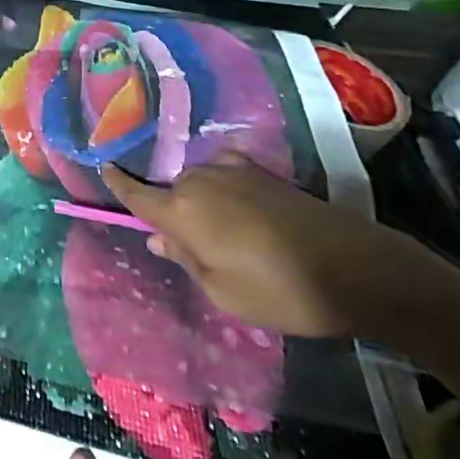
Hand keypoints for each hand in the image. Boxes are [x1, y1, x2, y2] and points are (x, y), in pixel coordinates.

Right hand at [99, 159, 450, 339]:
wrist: (356, 267)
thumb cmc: (281, 289)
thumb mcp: (224, 292)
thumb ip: (186, 260)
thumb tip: (161, 240)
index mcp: (182, 211)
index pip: (135, 193)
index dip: (117, 182)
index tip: (102, 166)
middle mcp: (198, 181)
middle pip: (170, 192)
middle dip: (171, 211)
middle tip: (188, 244)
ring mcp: (232, 171)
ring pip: (198, 184)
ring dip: (199, 202)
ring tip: (222, 234)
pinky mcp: (261, 171)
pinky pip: (225, 174)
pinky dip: (223, 188)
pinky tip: (238, 207)